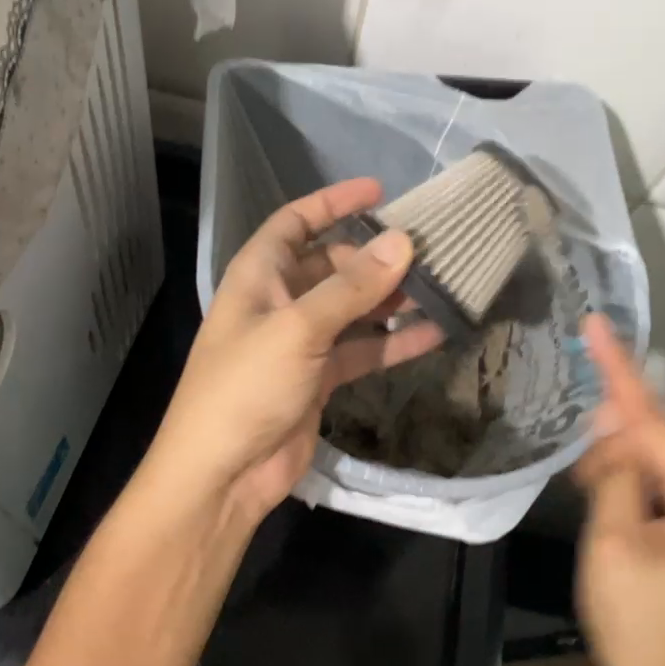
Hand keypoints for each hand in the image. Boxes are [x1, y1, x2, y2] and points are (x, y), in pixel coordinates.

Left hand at [145, 179, 443, 521]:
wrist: (222, 474)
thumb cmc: (246, 388)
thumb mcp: (298, 329)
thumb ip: (351, 287)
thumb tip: (402, 242)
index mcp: (258, 276)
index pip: (295, 223)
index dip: (333, 203)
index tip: (380, 191)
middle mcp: (279, 301)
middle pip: (332, 265)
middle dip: (375, 257)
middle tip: (429, 252)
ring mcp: (300, 342)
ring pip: (352, 308)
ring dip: (390, 299)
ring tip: (441, 287)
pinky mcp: (319, 379)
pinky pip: (361, 350)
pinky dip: (392, 342)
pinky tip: (434, 334)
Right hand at [573, 313, 664, 665]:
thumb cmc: (642, 626)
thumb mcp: (615, 542)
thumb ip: (616, 473)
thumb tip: (612, 426)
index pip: (659, 422)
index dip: (619, 372)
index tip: (594, 323)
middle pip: (661, 442)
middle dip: (613, 445)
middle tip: (578, 478)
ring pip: (659, 466)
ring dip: (618, 472)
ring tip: (589, 501)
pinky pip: (664, 492)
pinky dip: (630, 491)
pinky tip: (607, 505)